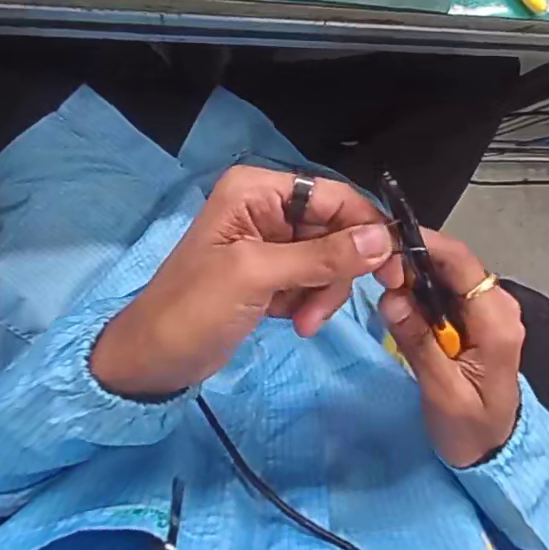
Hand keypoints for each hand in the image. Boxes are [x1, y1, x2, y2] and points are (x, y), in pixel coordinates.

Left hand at [92, 167, 393, 398]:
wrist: (154, 359)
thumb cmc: (194, 308)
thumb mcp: (256, 275)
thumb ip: (321, 256)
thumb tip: (383, 238)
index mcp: (255, 190)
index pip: (332, 195)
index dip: (366, 227)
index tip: (394, 266)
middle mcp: (265, 208)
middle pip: (336, 228)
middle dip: (337, 271)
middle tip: (324, 309)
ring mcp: (270, 242)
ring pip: (330, 258)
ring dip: (324, 293)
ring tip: (303, 322)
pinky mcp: (272, 274)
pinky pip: (314, 280)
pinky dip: (312, 302)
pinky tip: (294, 322)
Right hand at [376, 229, 524, 467]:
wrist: (493, 452)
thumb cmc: (472, 429)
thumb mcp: (443, 392)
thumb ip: (419, 343)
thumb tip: (391, 297)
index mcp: (497, 322)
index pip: (461, 262)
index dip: (422, 245)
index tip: (384, 249)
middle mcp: (497, 305)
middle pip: (451, 260)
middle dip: (410, 259)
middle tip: (375, 273)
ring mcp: (485, 308)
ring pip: (443, 270)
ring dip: (410, 273)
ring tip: (382, 286)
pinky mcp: (471, 314)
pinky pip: (441, 286)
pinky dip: (417, 287)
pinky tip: (397, 299)